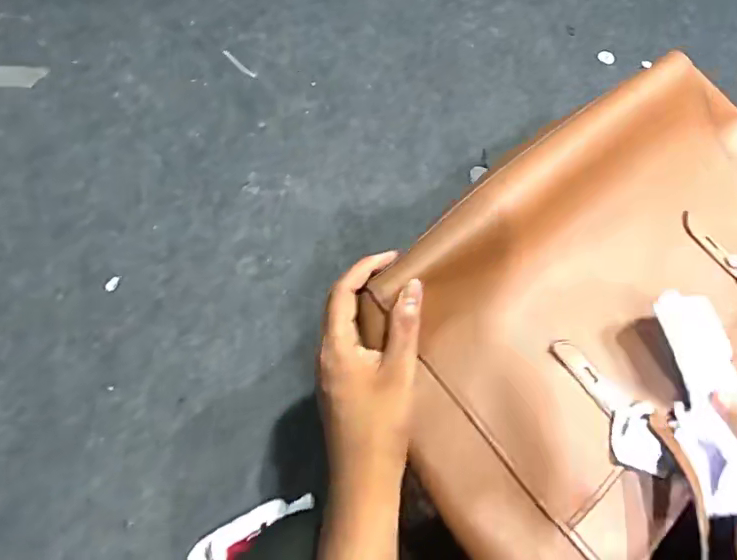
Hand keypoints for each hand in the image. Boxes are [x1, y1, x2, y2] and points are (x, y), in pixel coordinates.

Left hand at [318, 251, 421, 487]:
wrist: (363, 480)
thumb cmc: (382, 423)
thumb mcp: (399, 370)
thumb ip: (404, 325)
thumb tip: (411, 283)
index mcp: (335, 347)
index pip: (341, 292)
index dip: (364, 268)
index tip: (392, 257)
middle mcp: (325, 355)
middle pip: (336, 304)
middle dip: (362, 280)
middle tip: (393, 270)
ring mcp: (328, 372)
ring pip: (340, 322)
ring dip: (362, 301)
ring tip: (392, 292)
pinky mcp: (336, 384)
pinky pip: (346, 339)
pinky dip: (363, 322)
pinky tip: (384, 329)